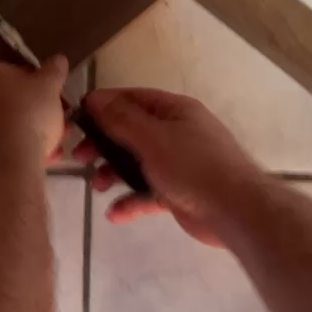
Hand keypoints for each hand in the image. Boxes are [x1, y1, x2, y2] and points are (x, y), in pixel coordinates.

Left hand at [0, 56, 69, 173]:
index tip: (53, 101)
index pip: (7, 74)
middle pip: (0, 104)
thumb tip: (58, 59)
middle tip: (55, 127)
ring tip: (51, 152)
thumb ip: (52, 71)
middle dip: (30, 115)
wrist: (0, 165)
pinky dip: (8, 154)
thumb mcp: (47, 87)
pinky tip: (33, 164)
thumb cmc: (24, 115)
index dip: (34, 87)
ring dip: (23, 137)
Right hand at [73, 88, 268, 246]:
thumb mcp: (152, 138)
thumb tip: (95, 98)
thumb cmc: (193, 166)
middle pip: (131, 132)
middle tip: (79, 157)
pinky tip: (116, 214)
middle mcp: (177, 133)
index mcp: (175, 111)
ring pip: (138, 163)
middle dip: (104, 144)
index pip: (133, 99)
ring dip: (114, 173)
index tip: (76, 119)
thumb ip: (121, 119)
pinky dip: (132, 201)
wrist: (235, 210)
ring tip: (98, 187)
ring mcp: (179, 164)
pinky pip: (148, 192)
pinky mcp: (179, 192)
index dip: (104, 106)